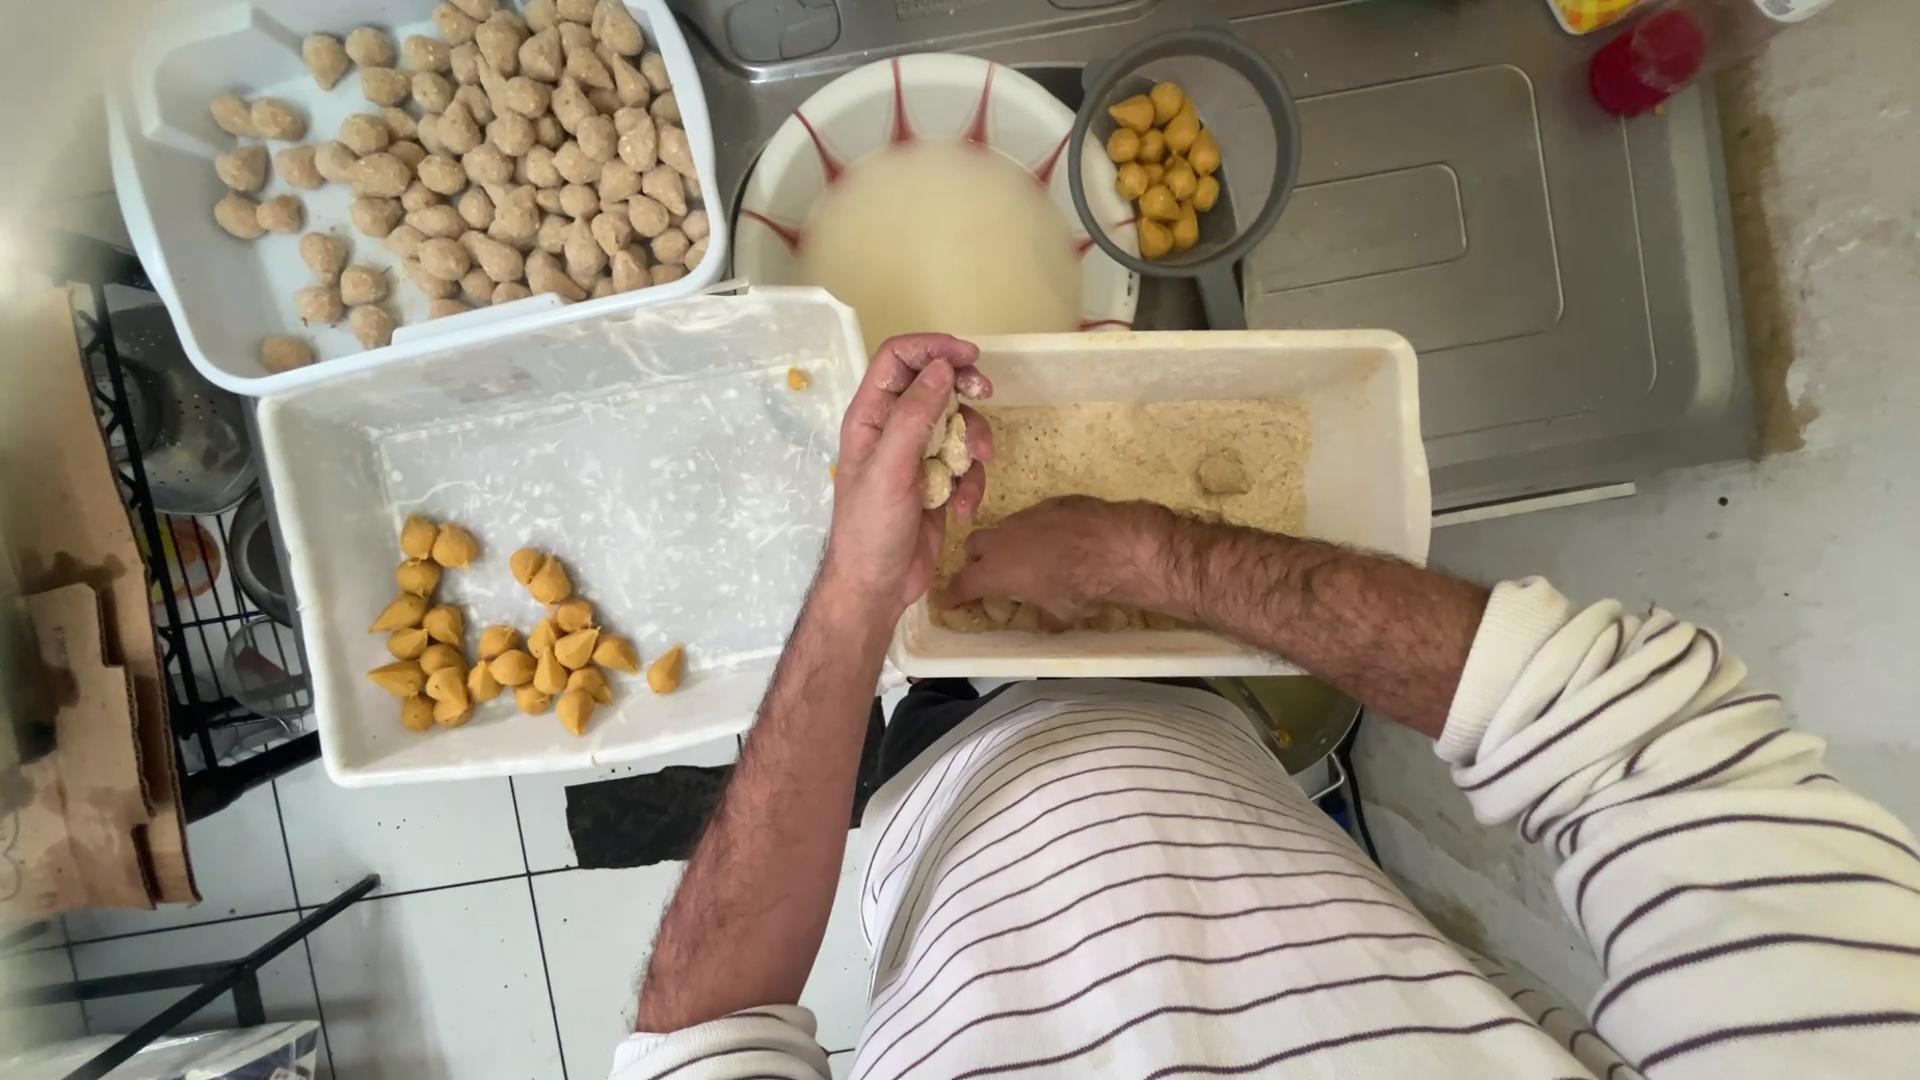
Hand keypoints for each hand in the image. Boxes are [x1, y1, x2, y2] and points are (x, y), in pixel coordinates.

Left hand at [820, 333, 994, 617]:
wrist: (878, 585)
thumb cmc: (871, 527)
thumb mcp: (891, 468)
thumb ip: (914, 415)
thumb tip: (941, 368)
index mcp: (871, 416)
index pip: (898, 359)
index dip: (932, 348)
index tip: (969, 356)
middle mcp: (894, 429)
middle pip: (935, 384)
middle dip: (963, 388)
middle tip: (986, 392)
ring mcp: (918, 455)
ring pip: (958, 424)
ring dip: (973, 441)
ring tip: (976, 464)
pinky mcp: (938, 482)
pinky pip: (964, 465)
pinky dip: (971, 482)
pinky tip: (962, 507)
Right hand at [946, 497, 1182, 625]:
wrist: (1114, 546)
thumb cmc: (1080, 587)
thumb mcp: (1061, 614)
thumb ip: (1046, 618)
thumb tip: (1046, 624)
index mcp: (997, 571)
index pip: (963, 583)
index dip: (954, 593)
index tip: (950, 599)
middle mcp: (1004, 539)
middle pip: (974, 544)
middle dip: (978, 557)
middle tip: (991, 571)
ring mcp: (1026, 516)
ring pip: (1006, 527)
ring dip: (1010, 542)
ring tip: (1031, 556)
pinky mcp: (1051, 502)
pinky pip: (1036, 516)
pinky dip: (1041, 529)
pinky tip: (1061, 540)